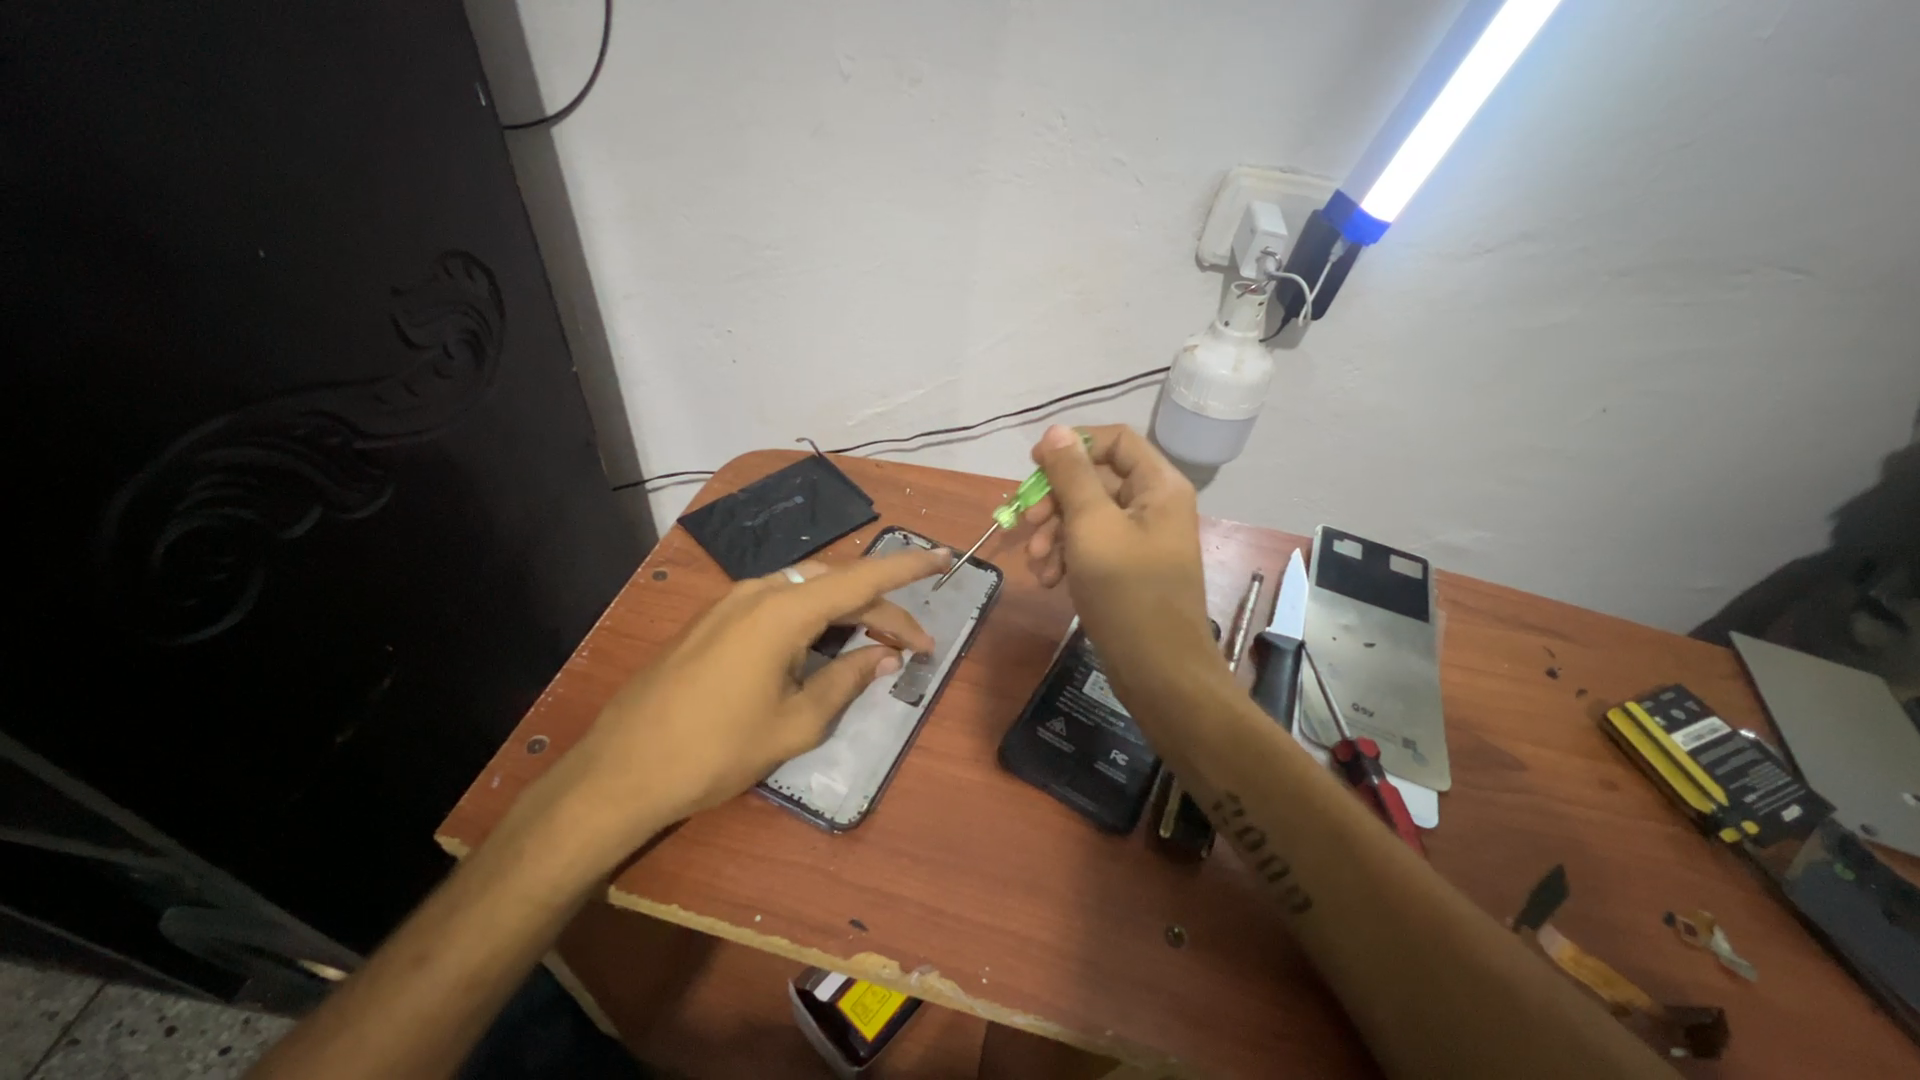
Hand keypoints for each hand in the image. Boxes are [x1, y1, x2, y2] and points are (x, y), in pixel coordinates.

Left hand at [522, 547, 951, 864]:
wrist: (624, 768)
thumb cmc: (716, 750)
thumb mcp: (796, 723)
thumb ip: (847, 681)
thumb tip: (884, 658)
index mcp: (783, 611)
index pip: (862, 579)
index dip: (908, 568)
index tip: (946, 558)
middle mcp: (758, 592)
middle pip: (837, 587)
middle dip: (881, 611)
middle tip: (915, 646)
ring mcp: (730, 605)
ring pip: (807, 593)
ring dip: (846, 615)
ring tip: (878, 645)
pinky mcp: (714, 622)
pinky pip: (778, 606)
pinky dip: (813, 621)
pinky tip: (824, 647)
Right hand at [1023, 424, 1227, 713]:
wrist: (1158, 669)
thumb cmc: (1127, 591)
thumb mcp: (1092, 526)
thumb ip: (1072, 476)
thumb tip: (1055, 431)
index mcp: (1158, 485)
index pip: (1115, 440)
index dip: (1073, 445)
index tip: (1033, 466)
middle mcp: (1154, 505)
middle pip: (1095, 479)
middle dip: (1055, 501)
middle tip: (1026, 523)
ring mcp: (1142, 540)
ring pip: (1087, 516)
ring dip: (1054, 535)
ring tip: (1037, 564)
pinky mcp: (1128, 570)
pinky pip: (1092, 547)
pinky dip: (1067, 558)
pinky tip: (1048, 582)